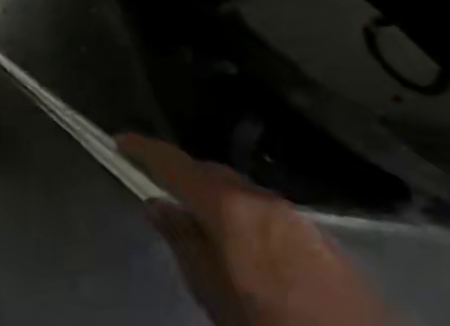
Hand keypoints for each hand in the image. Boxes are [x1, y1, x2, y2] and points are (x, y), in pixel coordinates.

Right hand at [119, 135, 395, 325]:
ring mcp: (302, 221)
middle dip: (184, 177)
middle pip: (214, 175)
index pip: (176, 164)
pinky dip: (250, 220)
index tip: (119, 141)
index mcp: (230, 207)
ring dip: (219, 200)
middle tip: (159, 189)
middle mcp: (265, 201)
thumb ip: (183, 243)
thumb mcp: (212, 294)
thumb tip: (158, 205)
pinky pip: (274, 217)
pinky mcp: (330, 246)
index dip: (144, 149)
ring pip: (246, 195)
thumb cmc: (268, 325)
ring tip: (203, 224)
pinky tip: (249, 248)